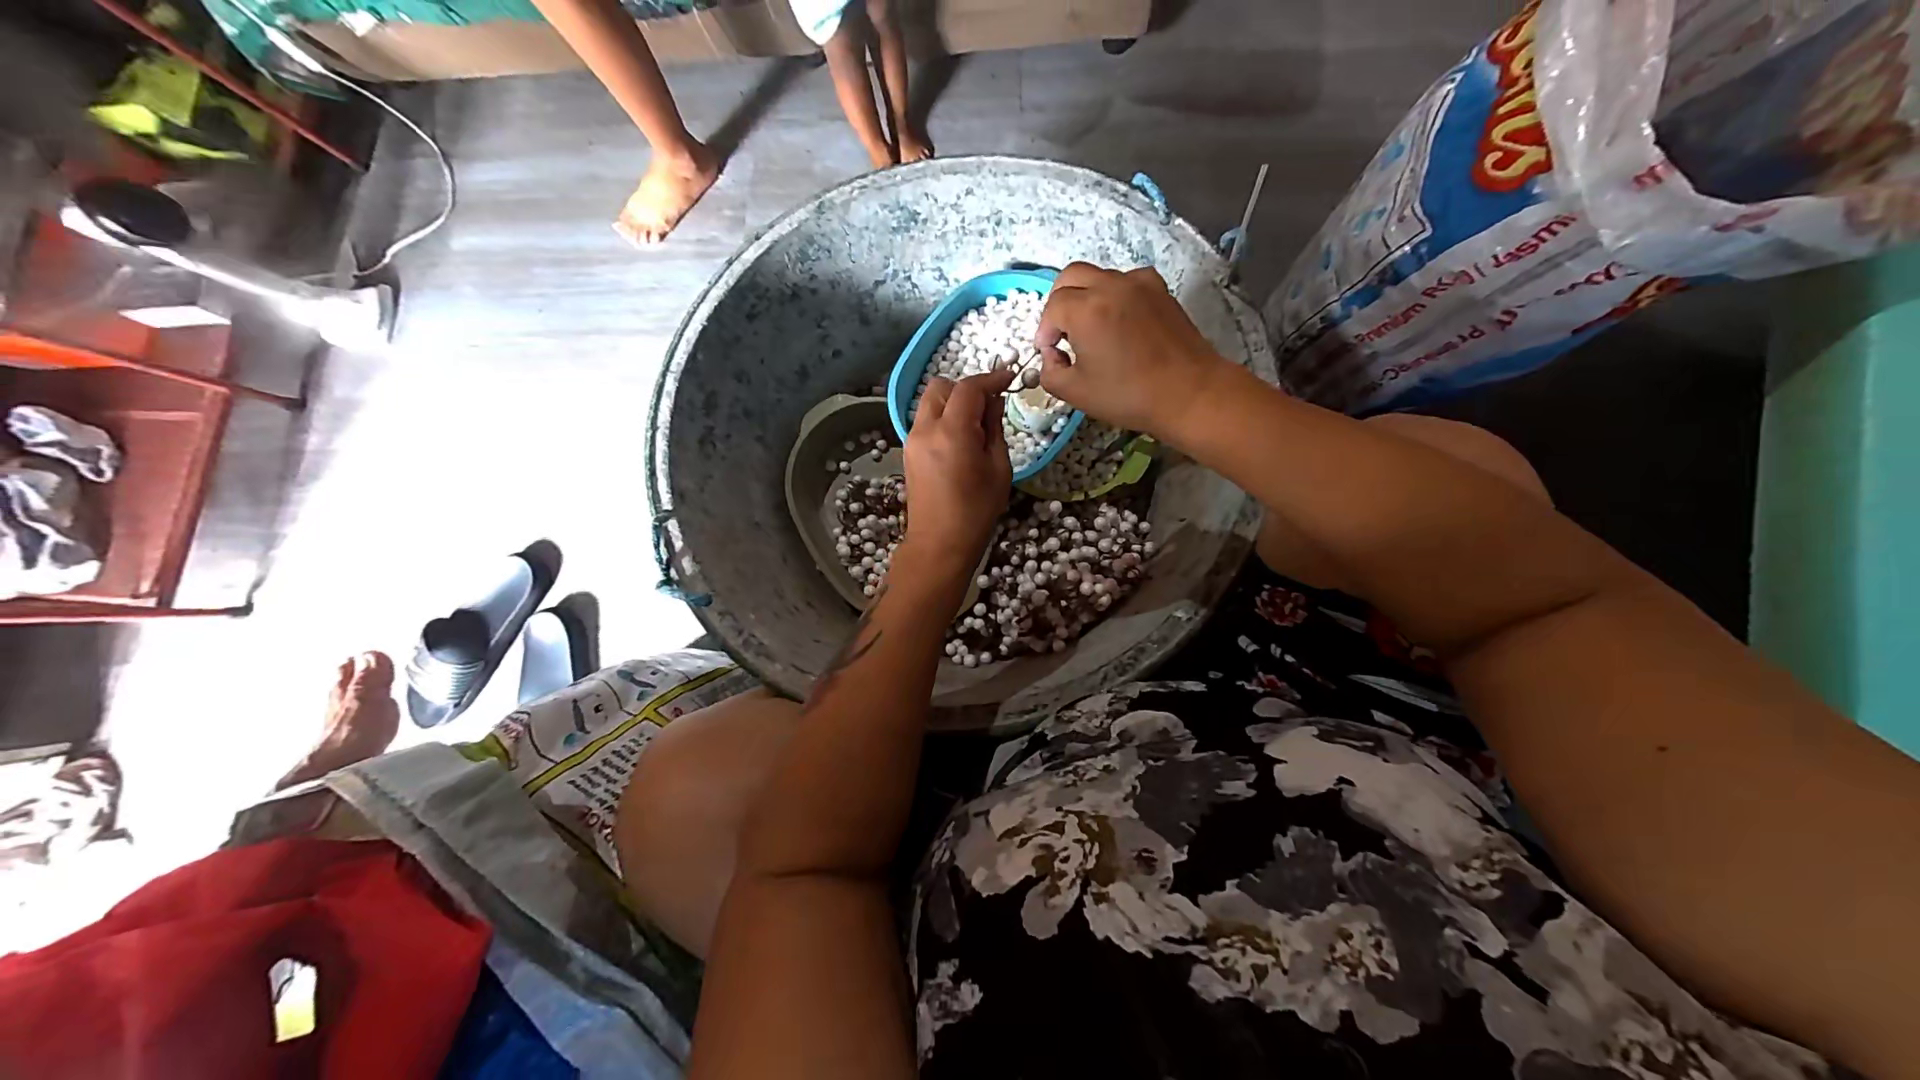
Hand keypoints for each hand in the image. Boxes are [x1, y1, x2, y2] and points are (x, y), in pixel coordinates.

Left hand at [903, 368, 1013, 574]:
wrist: (939, 544)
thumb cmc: (976, 511)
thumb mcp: (998, 469)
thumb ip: (995, 429)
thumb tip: (994, 403)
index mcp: (951, 432)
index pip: (968, 388)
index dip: (991, 378)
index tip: (1010, 378)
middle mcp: (925, 430)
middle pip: (941, 387)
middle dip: (966, 389)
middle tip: (989, 405)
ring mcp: (912, 440)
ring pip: (929, 402)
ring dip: (952, 402)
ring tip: (975, 424)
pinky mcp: (908, 452)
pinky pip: (925, 420)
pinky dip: (942, 417)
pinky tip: (960, 438)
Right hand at [1035, 263, 1233, 436]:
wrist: (1188, 392)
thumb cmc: (1129, 395)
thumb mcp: (1075, 393)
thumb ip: (1050, 372)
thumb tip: (1052, 355)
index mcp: (1086, 310)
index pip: (1052, 307)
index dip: (1045, 330)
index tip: (1050, 352)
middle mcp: (1111, 287)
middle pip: (1070, 277)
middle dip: (1059, 302)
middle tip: (1061, 331)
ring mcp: (1138, 284)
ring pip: (1099, 276)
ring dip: (1086, 296)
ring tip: (1091, 328)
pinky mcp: (1159, 290)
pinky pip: (1127, 280)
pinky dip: (1115, 294)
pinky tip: (1120, 319)